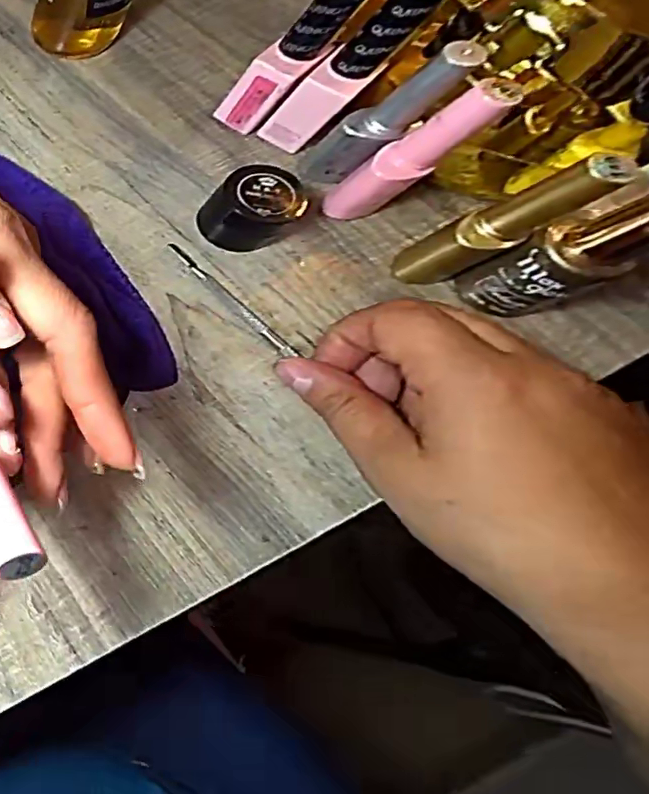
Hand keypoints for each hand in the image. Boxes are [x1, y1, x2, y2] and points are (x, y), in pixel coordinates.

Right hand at [276, 300, 648, 658]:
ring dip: (432, 367)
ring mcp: (579, 392)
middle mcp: (536, 372)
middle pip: (436, 320)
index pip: (392, 316)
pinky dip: (481, 387)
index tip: (332, 375)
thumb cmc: (511, 539)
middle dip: (386, 349)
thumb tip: (299, 371)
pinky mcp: (607, 415)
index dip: (347, 338)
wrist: (629, 598)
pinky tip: (475, 444)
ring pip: (482, 345)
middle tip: (368, 397)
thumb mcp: (395, 469)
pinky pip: (526, 375)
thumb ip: (342, 408)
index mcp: (477, 379)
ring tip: (421, 427)